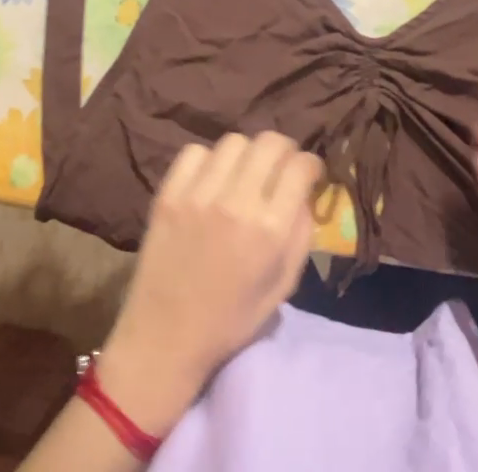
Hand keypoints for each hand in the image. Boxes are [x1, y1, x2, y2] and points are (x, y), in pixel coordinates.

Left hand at [97, 131, 322, 435]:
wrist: (166, 335)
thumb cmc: (232, 319)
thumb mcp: (284, 284)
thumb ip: (301, 233)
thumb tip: (305, 192)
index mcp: (270, 229)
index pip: (300, 165)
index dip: (311, 164)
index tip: (308, 174)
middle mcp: (236, 202)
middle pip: (269, 142)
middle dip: (283, 151)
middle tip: (279, 170)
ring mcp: (198, 194)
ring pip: (234, 142)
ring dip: (247, 154)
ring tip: (244, 175)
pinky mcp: (168, 194)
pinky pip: (195, 152)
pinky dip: (209, 160)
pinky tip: (211, 181)